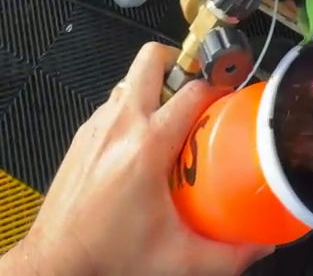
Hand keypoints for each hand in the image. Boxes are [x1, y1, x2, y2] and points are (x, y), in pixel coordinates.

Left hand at [0, 43, 271, 275]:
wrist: (55, 263)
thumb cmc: (106, 255)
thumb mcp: (175, 259)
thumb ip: (225, 255)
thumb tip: (258, 246)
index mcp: (147, 145)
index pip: (193, 91)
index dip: (217, 87)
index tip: (226, 99)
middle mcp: (121, 124)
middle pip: (153, 57)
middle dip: (179, 61)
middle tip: (194, 86)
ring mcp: (98, 124)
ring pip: (133, 79)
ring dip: (155, 88)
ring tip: (170, 119)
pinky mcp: (84, 134)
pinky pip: (115, 103)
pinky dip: (133, 111)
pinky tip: (140, 145)